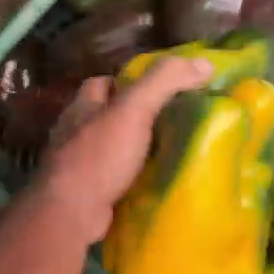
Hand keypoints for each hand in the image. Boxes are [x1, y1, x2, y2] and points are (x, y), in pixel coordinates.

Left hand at [35, 57, 213, 243]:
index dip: (130, 80)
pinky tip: (155, 177)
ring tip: (172, 147)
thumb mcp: (132, 110)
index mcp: (80, 108)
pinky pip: (112, 174)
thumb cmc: (98, 156)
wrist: (70, 211)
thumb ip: (163, 82)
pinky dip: (131, 173)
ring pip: (108, 145)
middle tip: (175, 119)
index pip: (102, 83)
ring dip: (135, 146)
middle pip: (105, 114)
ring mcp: (75, 162)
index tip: (164, 87)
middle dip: (135, 114)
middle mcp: (72, 132)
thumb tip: (203, 62)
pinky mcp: (84, 190)